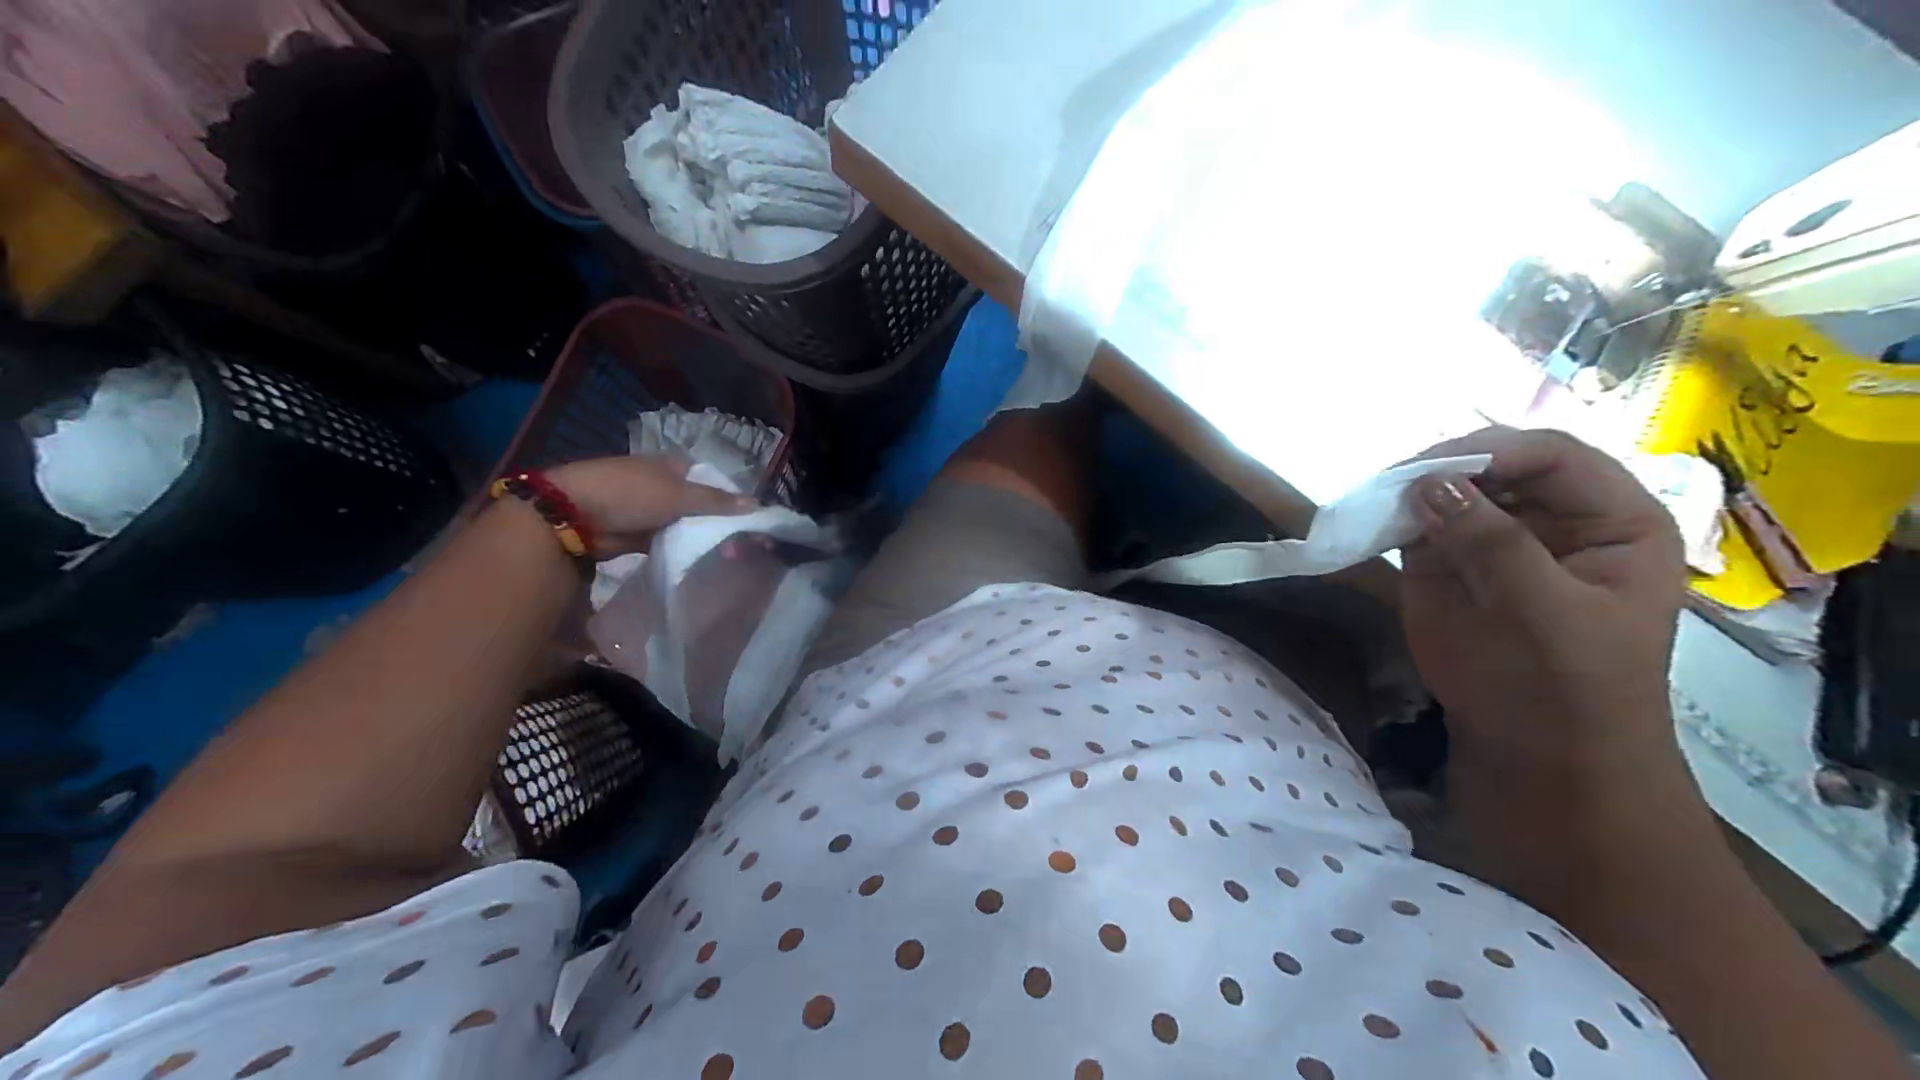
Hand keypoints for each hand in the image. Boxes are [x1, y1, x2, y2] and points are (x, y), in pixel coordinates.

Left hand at [547, 456, 756, 557]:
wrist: (575, 515)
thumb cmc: (630, 493)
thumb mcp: (679, 495)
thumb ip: (717, 502)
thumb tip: (757, 505)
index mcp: (675, 466)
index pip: (713, 481)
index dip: (732, 498)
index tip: (750, 520)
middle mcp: (665, 484)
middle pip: (701, 504)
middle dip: (719, 522)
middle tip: (742, 544)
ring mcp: (651, 509)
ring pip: (686, 524)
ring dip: (701, 538)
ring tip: (727, 556)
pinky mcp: (639, 533)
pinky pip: (669, 540)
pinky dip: (682, 548)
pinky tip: (701, 561)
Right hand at [1400, 427, 1685, 780]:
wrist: (1536, 752)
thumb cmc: (1569, 687)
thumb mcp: (1547, 614)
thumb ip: (1495, 545)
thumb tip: (1429, 483)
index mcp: (1612, 519)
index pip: (1555, 457)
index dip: (1496, 453)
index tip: (1431, 470)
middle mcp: (1552, 516)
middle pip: (1497, 464)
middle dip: (1446, 467)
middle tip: (1392, 483)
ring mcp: (1494, 536)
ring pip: (1450, 487)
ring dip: (1412, 489)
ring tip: (1374, 497)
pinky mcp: (1446, 559)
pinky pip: (1416, 521)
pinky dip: (1391, 515)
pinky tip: (1370, 517)